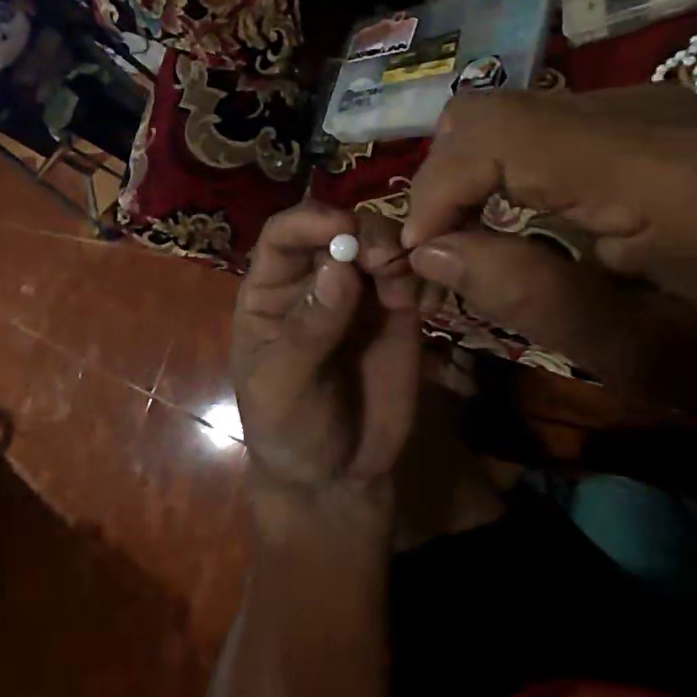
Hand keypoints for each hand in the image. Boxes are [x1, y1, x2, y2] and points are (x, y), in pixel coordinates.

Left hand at [231, 202, 422, 500]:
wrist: (334, 474)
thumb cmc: (287, 429)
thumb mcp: (283, 386)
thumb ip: (309, 330)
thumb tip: (339, 268)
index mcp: (268, 292)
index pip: (282, 237)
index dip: (308, 222)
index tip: (341, 228)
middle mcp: (313, 283)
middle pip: (337, 231)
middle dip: (362, 232)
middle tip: (384, 260)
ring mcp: (358, 297)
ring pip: (379, 247)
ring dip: (395, 250)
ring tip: (403, 288)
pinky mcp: (398, 316)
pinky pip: (412, 279)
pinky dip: (422, 276)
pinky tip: (427, 301)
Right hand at [401, 86, 696, 403]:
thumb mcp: (639, 353)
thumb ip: (529, 296)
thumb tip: (429, 251)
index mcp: (653, 171)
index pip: (496, 134)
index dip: (436, 189)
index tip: (421, 257)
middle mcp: (645, 114)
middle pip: (487, 113)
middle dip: (440, 184)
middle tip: (437, 255)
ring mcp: (647, 107)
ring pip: (505, 115)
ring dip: (464, 179)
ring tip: (465, 245)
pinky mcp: (644, 119)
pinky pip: (538, 128)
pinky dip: (499, 173)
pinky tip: (510, 223)